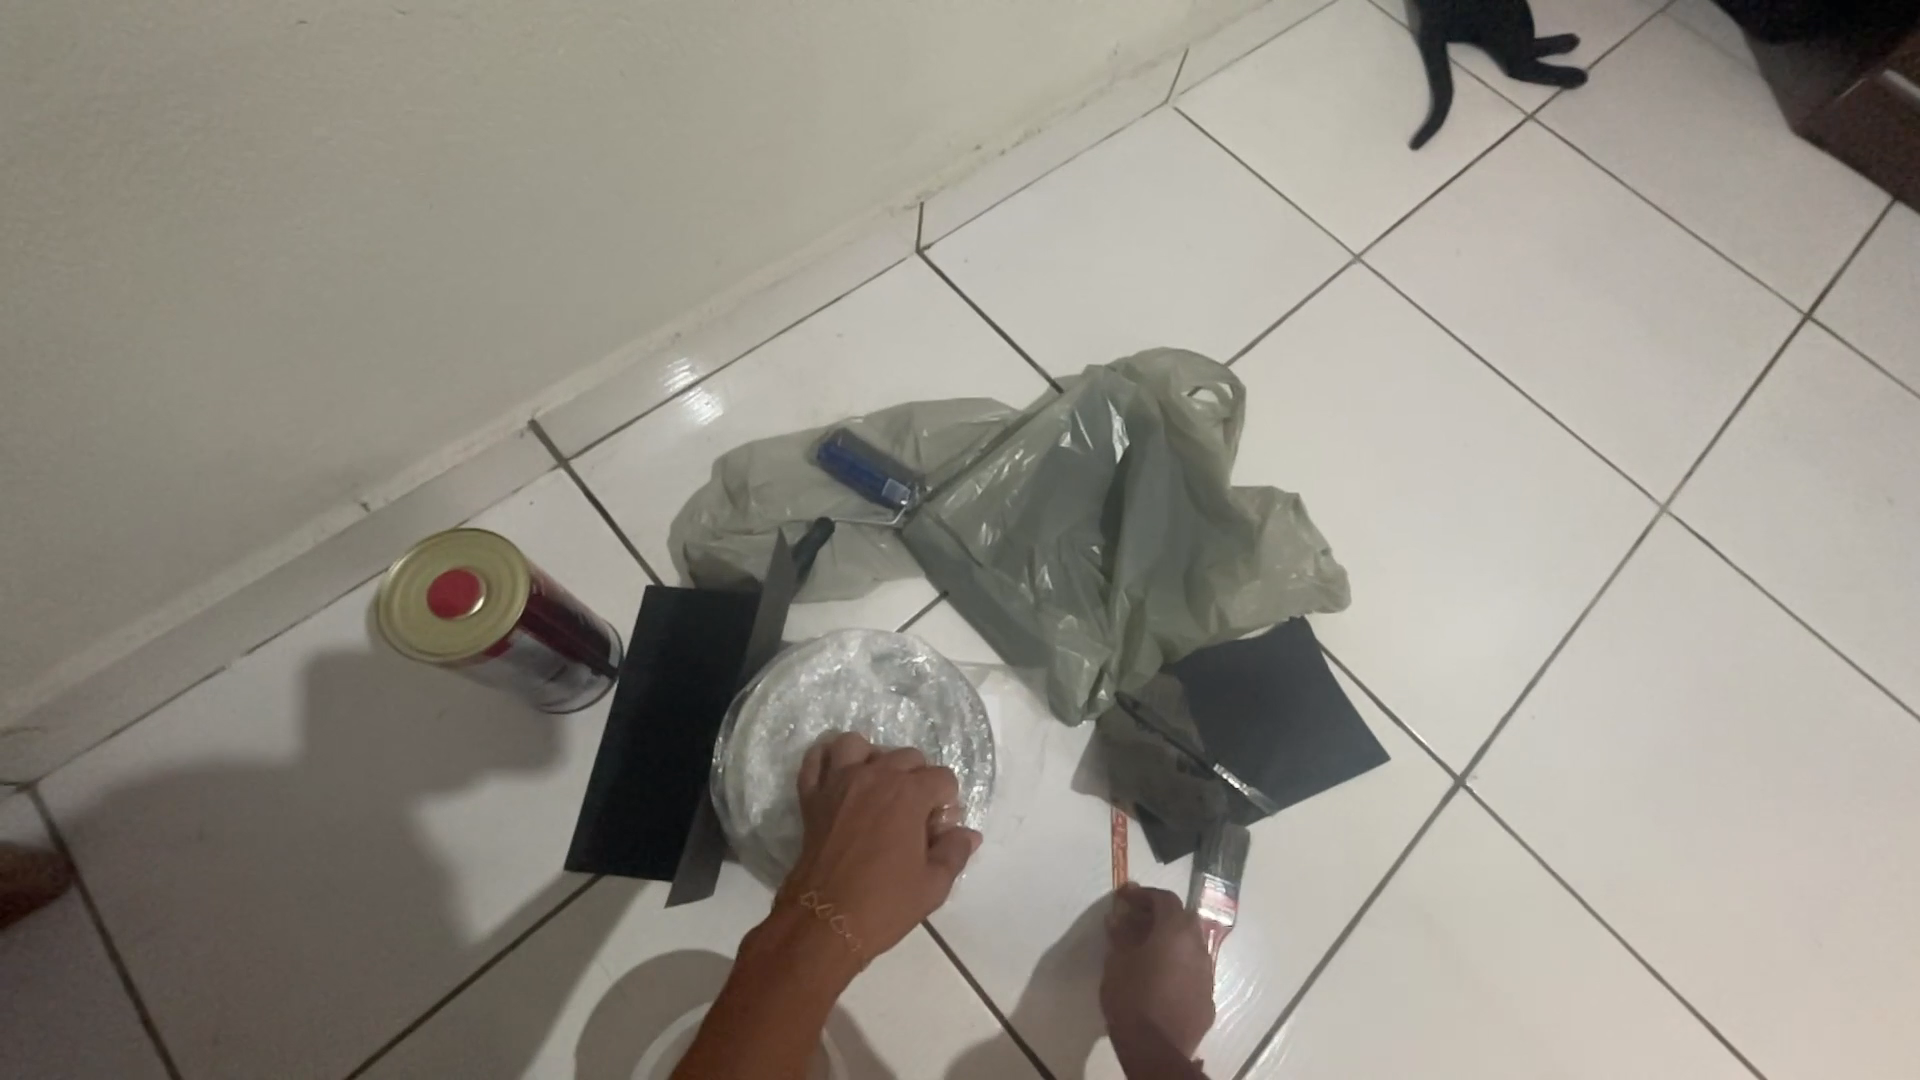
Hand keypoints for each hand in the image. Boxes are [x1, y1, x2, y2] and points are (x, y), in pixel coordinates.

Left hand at [779, 732, 981, 962]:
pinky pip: (815, 760)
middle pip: (907, 756)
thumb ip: (955, 852)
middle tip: (914, 815)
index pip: (942, 777)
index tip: (938, 830)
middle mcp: (875, 776)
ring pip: (856, 744)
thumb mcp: (933, 885)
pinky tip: (838, 777)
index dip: (947, 803)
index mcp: (909, 793)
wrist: (824, 923)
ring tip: (877, 786)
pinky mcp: (812, 796)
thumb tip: (968, 833)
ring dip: (871, 758)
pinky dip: (826, 761)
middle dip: (918, 779)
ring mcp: (839, 782)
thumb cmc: (884, 904)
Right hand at [1101, 883, 1215, 1058]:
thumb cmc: (1131, 997)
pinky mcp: (1208, 1000)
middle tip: (1137, 921)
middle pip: (1183, 919)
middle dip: (1161, 915)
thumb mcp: (1117, 960)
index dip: (1144, 894)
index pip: (1165, 899)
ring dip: (1172, 941)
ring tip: (1148, 950)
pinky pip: (1193, 972)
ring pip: (1191, 946)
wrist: (1155, 1050)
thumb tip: (1118, 917)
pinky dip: (1178, 966)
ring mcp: (1206, 976)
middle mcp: (1197, 948)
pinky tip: (1161, 979)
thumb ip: (1120, 934)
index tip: (1124, 898)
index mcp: (1175, 932)